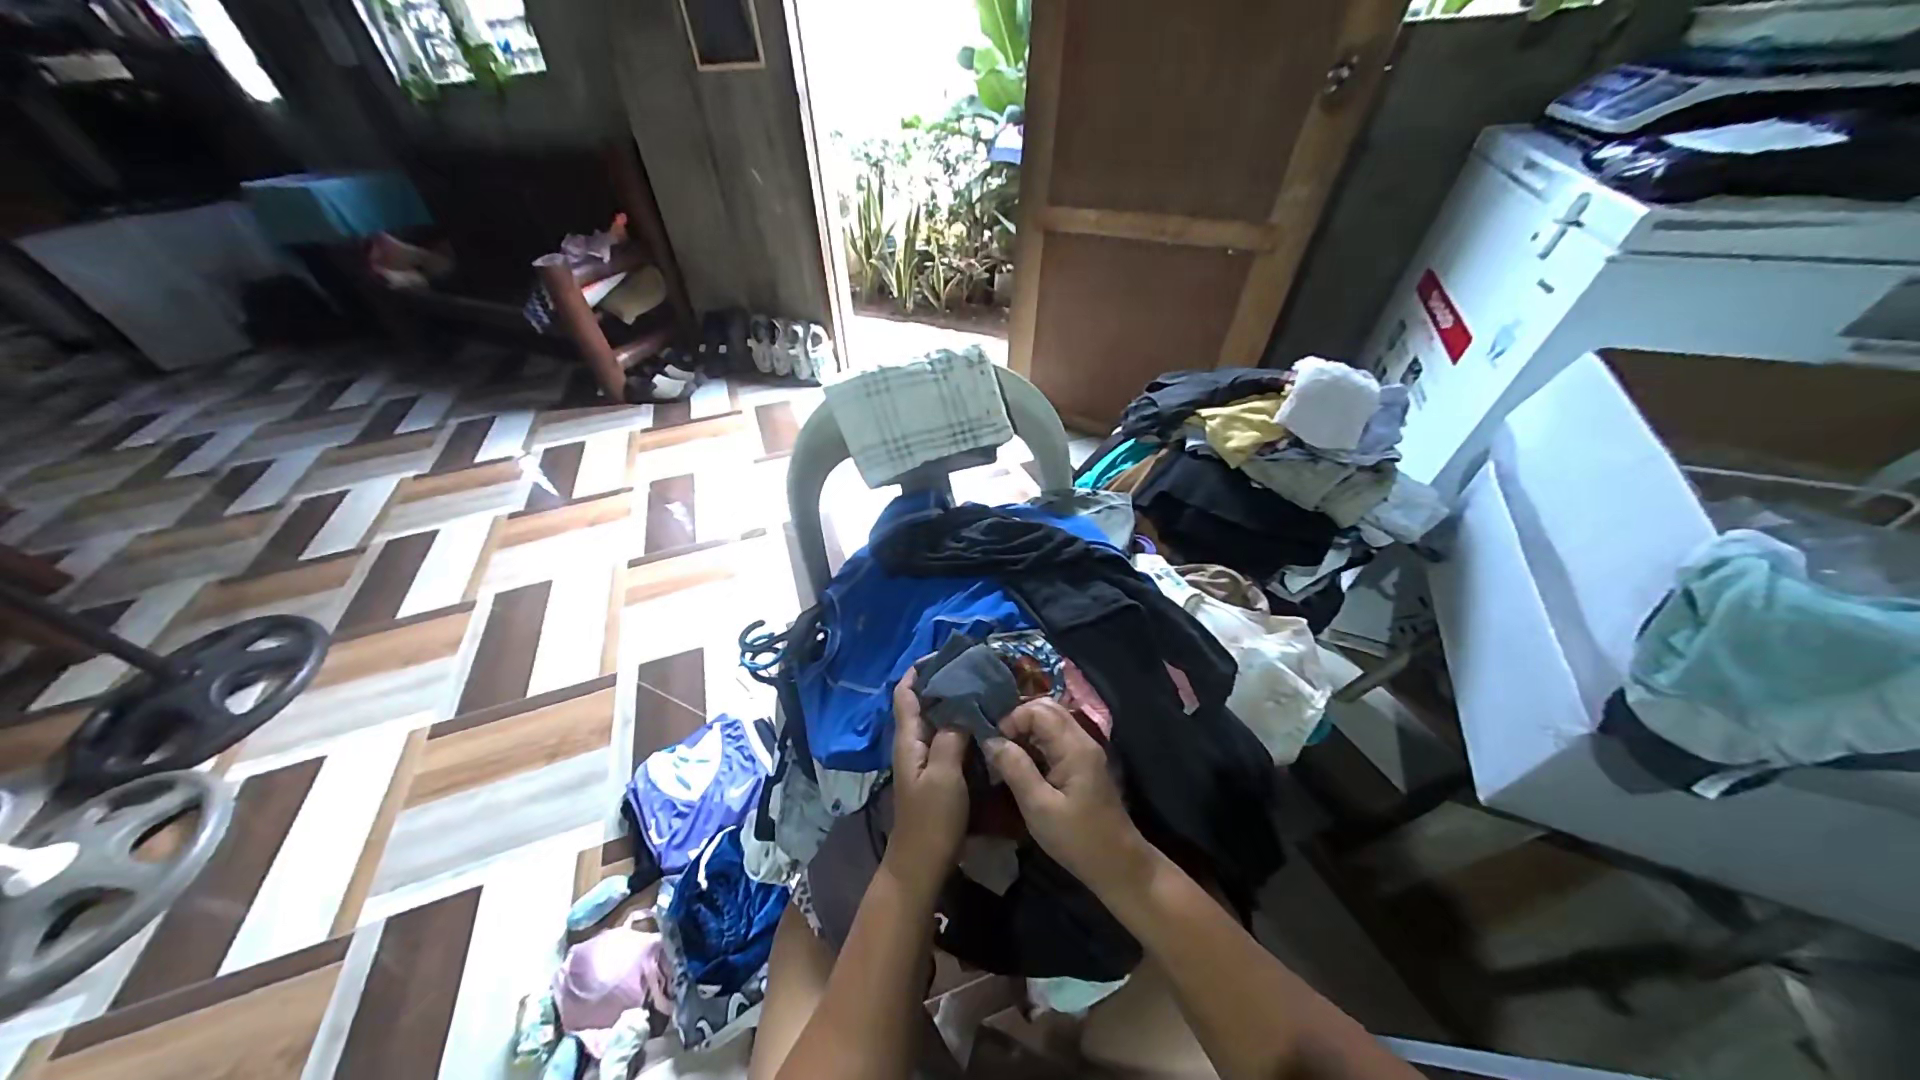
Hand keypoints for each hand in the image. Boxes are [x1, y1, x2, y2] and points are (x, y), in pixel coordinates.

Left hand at [884, 670, 969, 896]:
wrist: (922, 865)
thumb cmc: (931, 820)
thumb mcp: (944, 776)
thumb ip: (951, 738)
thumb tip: (960, 706)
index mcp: (909, 740)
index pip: (906, 695)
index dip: (919, 672)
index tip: (944, 654)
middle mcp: (913, 744)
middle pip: (922, 704)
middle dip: (942, 683)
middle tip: (973, 668)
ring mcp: (925, 760)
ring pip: (937, 721)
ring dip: (953, 704)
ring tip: (982, 688)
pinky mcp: (937, 774)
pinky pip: (947, 739)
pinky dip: (960, 725)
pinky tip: (982, 724)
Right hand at [984, 699, 1155, 897]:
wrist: (1118, 865)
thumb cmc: (1078, 839)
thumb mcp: (1039, 807)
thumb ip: (1016, 769)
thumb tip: (991, 740)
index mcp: (1074, 747)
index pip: (1039, 709)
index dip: (1013, 719)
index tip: (995, 745)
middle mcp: (1082, 740)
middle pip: (1047, 709)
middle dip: (1017, 721)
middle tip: (997, 746)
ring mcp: (1084, 751)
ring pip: (1050, 723)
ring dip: (1025, 732)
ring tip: (1004, 756)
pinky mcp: (1081, 764)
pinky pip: (1055, 739)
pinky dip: (1035, 744)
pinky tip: (1021, 765)